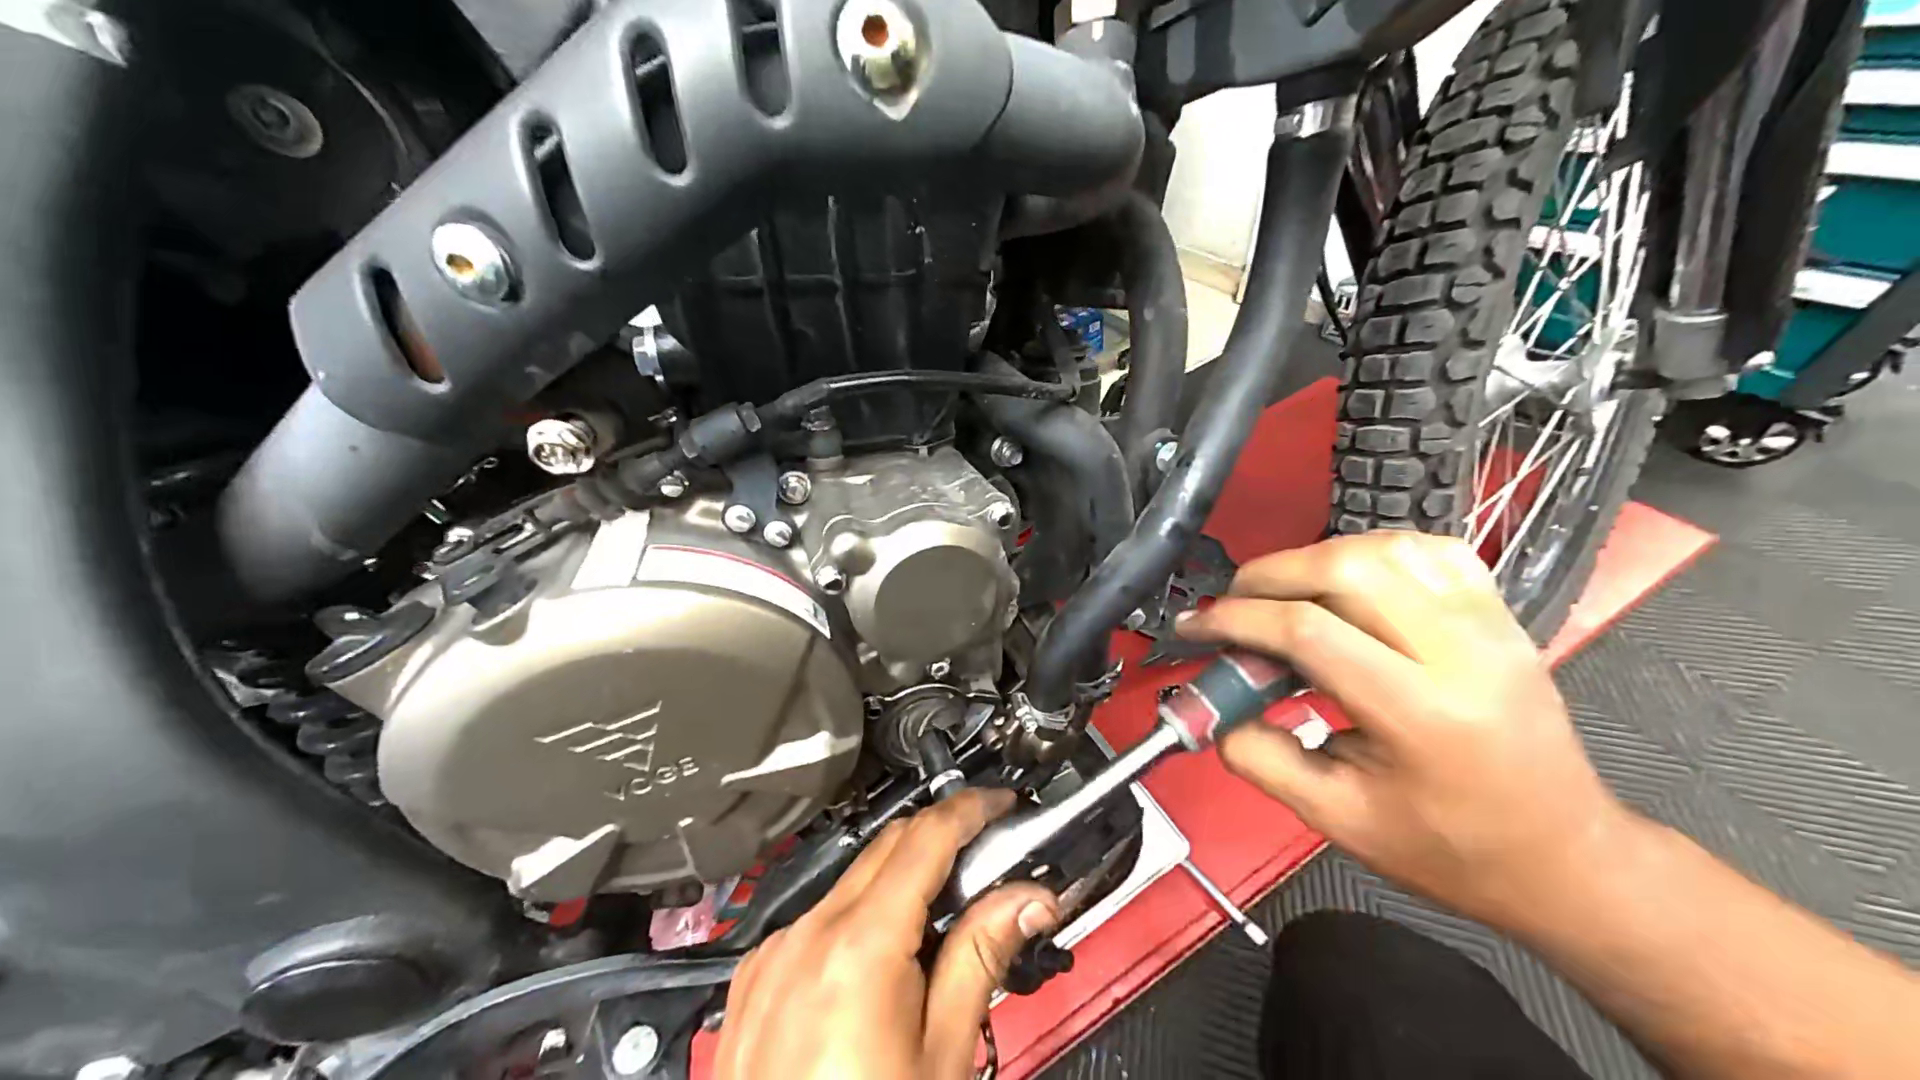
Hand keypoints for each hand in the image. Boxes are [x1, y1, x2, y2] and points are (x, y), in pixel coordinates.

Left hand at [714, 789, 1059, 1079]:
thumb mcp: (942, 1055)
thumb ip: (980, 959)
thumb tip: (1025, 900)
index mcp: (859, 946)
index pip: (925, 838)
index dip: (970, 809)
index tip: (999, 803)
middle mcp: (807, 935)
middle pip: (888, 847)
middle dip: (942, 837)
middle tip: (988, 858)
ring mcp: (776, 954)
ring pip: (852, 881)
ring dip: (900, 880)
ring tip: (940, 924)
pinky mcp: (757, 977)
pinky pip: (818, 917)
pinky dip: (858, 915)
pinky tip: (883, 959)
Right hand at [1175, 532, 1627, 925]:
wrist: (1564, 859)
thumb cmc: (1451, 849)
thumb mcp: (1338, 820)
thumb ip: (1262, 759)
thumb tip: (1216, 707)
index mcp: (1420, 715)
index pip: (1309, 631)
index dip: (1238, 620)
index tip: (1197, 627)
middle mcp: (1462, 654)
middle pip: (1347, 569)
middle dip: (1270, 576)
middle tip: (1234, 604)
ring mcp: (1489, 626)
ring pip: (1386, 548)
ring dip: (1316, 558)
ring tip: (1283, 593)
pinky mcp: (1500, 616)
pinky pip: (1430, 551)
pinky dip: (1372, 550)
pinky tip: (1347, 578)